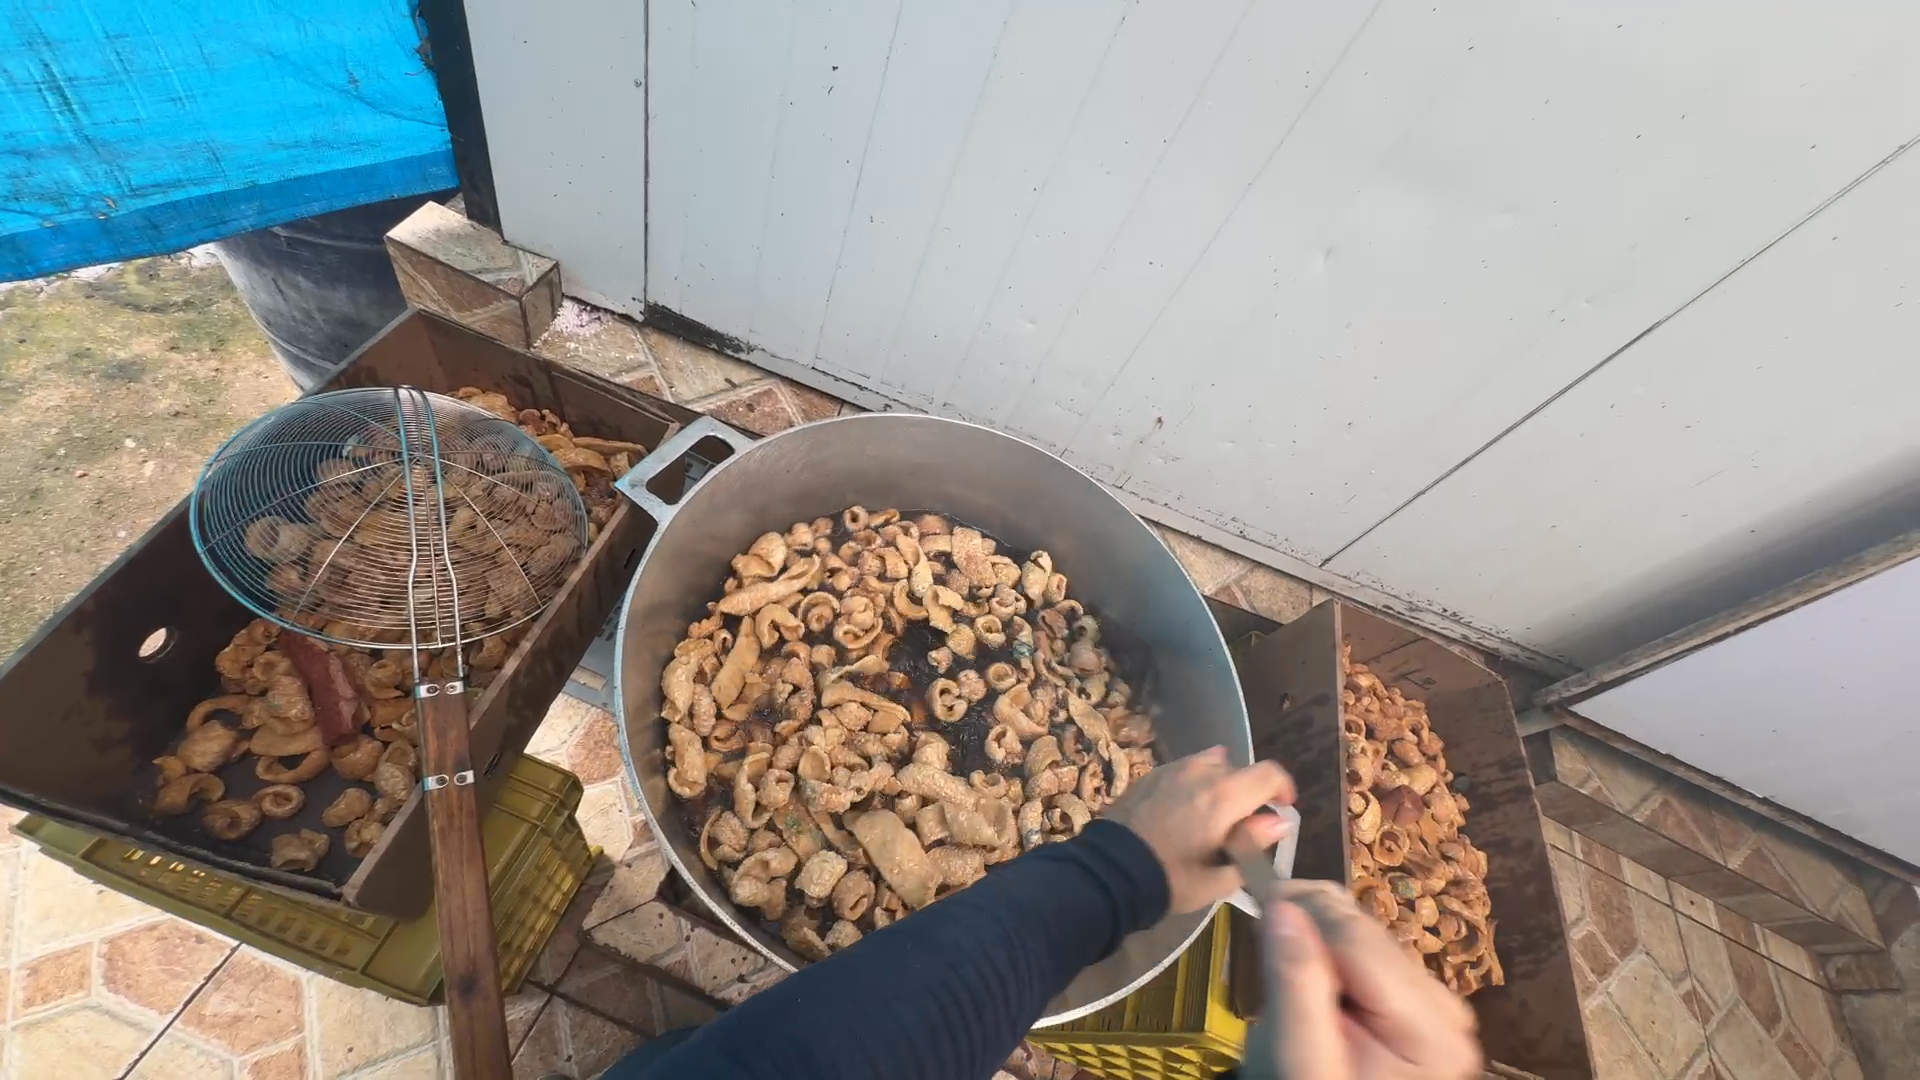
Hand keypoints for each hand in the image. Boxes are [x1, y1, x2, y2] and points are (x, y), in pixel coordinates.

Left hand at [1103, 746, 1294, 913]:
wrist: (1111, 868)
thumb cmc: (1173, 878)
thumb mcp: (1221, 874)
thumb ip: (1253, 844)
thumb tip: (1279, 821)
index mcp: (1224, 794)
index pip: (1268, 772)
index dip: (1283, 788)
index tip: (1283, 809)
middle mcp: (1200, 771)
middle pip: (1239, 769)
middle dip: (1250, 793)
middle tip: (1244, 827)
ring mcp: (1172, 769)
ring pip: (1210, 764)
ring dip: (1221, 784)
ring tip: (1214, 817)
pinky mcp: (1151, 774)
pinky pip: (1185, 768)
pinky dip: (1196, 783)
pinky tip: (1187, 810)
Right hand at [1256, 880, 1481, 1078]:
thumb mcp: (1297, 1058)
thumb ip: (1295, 984)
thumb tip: (1282, 907)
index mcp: (1430, 1033)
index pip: (1356, 939)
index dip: (1302, 926)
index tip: (1260, 930)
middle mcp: (1442, 1006)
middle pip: (1358, 927)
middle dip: (1304, 923)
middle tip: (1265, 948)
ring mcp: (1427, 995)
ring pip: (1354, 920)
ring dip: (1307, 924)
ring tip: (1279, 957)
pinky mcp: (1406, 986)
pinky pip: (1355, 929)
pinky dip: (1317, 930)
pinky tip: (1299, 955)